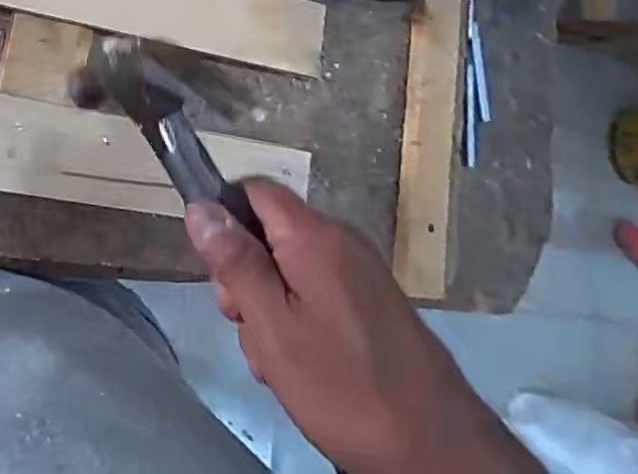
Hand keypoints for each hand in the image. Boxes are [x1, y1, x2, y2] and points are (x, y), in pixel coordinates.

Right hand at [185, 180, 541, 473]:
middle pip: (270, 232)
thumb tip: (201, 207)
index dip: (225, 215)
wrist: (436, 447)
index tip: (216, 267)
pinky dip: (298, 316)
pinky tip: (301, 364)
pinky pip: (316, 288)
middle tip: (245, 324)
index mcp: (314, 236)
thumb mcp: (273, 326)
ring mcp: (359, 269)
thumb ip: (235, 263)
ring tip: (276, 359)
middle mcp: (339, 239)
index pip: (255, 190)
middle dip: (246, 274)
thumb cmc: (345, 385)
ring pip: (289, 266)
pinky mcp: (370, 298)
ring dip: (270, 305)